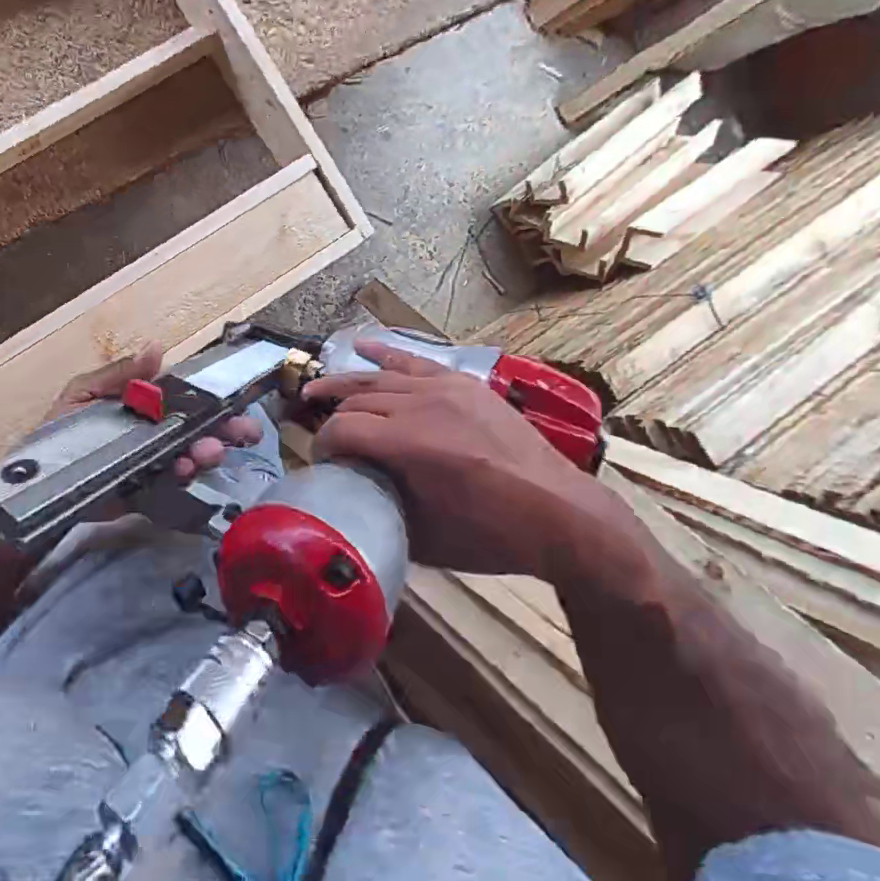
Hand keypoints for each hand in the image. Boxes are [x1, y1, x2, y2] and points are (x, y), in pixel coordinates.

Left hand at [48, 342, 262, 479]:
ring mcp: (151, 466)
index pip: (184, 400)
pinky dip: (180, 480)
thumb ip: (119, 376)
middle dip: (224, 430)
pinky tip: (182, 472)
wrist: (35, 482)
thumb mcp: (83, 394)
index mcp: (140, 407)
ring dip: (204, 454)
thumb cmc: (59, 431)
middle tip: (245, 431)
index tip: (235, 401)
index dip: (212, 400)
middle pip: (196, 430)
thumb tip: (156, 347)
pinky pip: (170, 488)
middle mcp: (152, 435)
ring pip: (188, 459)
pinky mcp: (144, 494)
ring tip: (208, 452)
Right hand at [301, 338, 627, 578]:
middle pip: (355, 401)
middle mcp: (422, 407)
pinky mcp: (465, 385)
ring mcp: (446, 390)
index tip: (321, 464)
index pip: (341, 429)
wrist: (563, 517)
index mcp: (409, 444)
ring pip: (378, 379)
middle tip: (326, 443)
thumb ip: (377, 501)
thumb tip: (349, 488)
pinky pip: (415, 361)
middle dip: (331, 420)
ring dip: (343, 384)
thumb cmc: (490, 534)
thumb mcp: (421, 532)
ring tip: (315, 391)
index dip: (322, 446)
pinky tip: (360, 346)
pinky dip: (385, 353)